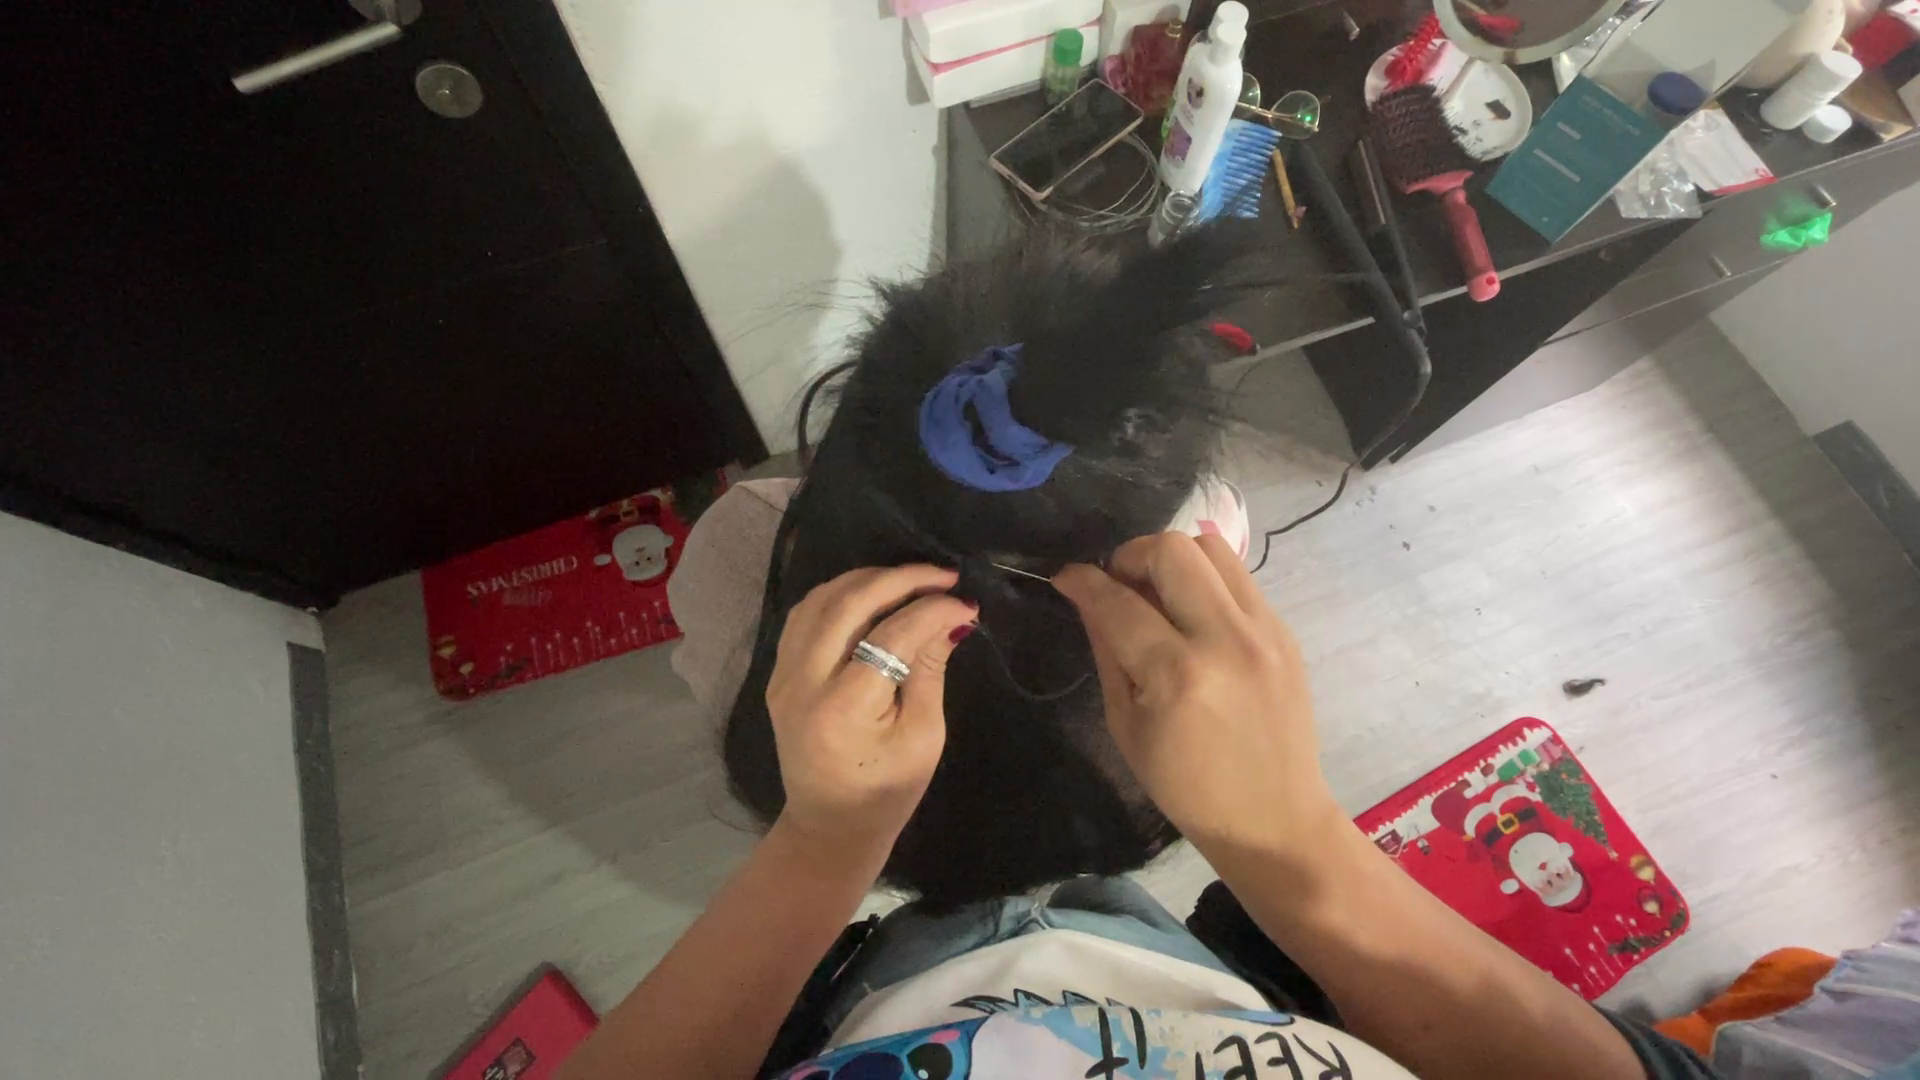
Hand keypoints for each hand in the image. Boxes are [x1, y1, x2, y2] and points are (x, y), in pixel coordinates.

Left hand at [766, 564, 976, 860]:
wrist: (829, 827)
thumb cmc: (887, 792)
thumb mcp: (924, 737)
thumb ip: (930, 670)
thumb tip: (952, 616)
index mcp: (844, 708)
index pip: (891, 635)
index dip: (932, 610)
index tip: (967, 603)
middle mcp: (803, 682)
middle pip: (849, 603)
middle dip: (901, 579)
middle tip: (943, 575)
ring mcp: (782, 675)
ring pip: (820, 599)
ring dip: (867, 580)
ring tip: (911, 580)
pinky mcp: (778, 673)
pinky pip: (805, 614)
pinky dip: (839, 594)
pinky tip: (870, 594)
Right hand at [1053, 533, 1338, 859]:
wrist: (1275, 820)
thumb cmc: (1187, 787)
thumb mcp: (1125, 724)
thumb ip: (1106, 649)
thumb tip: (1085, 595)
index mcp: (1178, 675)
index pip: (1118, 601)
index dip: (1082, 581)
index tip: (1065, 578)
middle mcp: (1227, 639)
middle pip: (1172, 550)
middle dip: (1129, 555)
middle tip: (1117, 584)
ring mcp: (1265, 631)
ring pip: (1211, 548)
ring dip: (1171, 559)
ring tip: (1156, 593)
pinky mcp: (1285, 631)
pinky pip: (1237, 577)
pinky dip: (1203, 581)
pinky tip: (1190, 615)